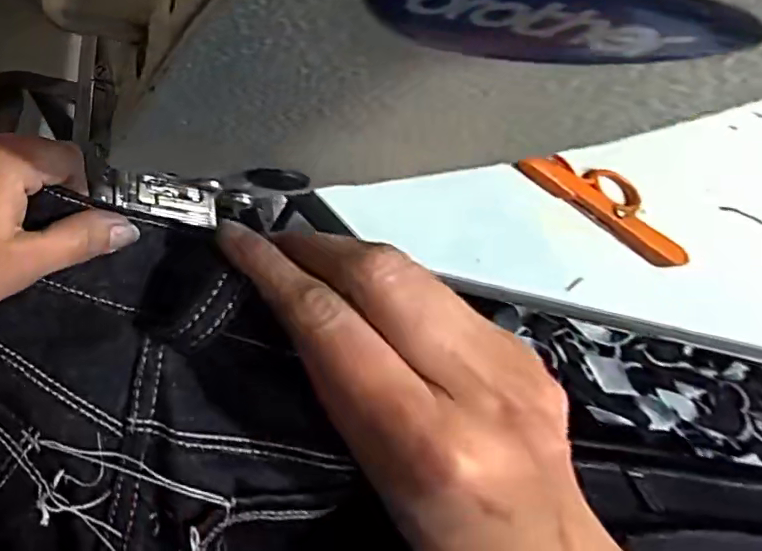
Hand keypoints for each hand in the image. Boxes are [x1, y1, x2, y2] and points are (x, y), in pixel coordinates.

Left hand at [0, 129, 139, 340]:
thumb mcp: (25, 262)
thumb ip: (79, 239)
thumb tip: (128, 227)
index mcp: (8, 156)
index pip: (68, 156)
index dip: (79, 191)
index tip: (64, 228)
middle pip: (42, 151)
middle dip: (51, 187)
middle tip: (38, 233)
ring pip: (17, 153)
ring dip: (27, 184)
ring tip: (13, 228)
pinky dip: (3, 179)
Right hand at [217, 224, 616, 550]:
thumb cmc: (439, 533)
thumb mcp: (363, 467)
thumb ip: (326, 381)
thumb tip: (281, 301)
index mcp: (428, 440)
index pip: (329, 319)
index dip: (272, 269)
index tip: (236, 240)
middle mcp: (480, 392)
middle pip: (376, 273)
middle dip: (312, 245)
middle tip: (272, 242)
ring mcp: (512, 364)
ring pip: (408, 266)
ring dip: (346, 252)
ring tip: (309, 256)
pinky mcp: (525, 350)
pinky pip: (436, 287)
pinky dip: (388, 276)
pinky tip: (367, 287)